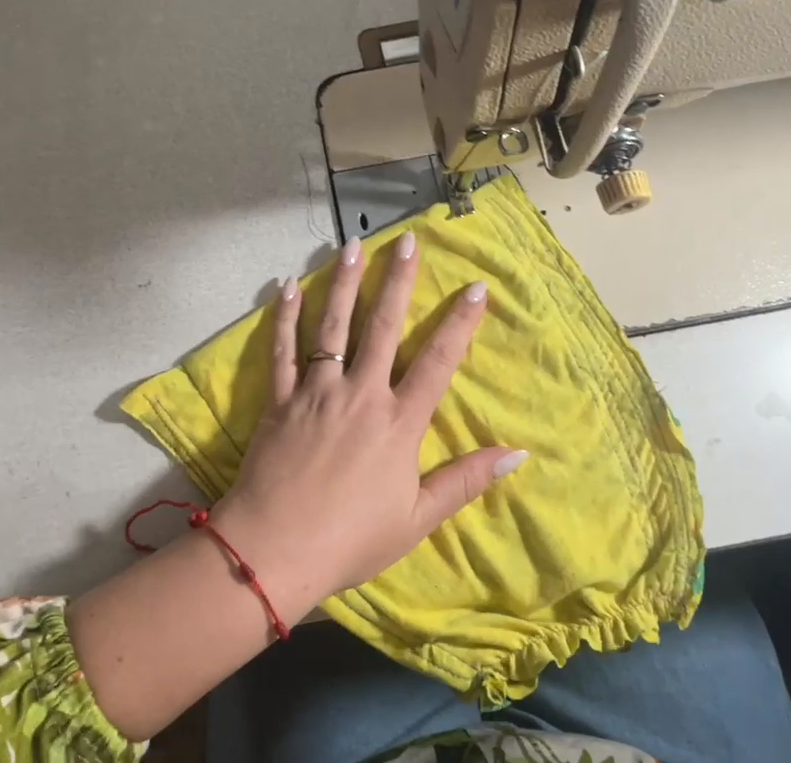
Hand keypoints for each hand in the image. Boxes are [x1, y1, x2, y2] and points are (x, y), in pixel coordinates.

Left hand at [209, 232, 525, 619]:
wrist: (273, 549)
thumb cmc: (350, 540)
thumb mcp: (417, 519)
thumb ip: (464, 481)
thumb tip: (516, 452)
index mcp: (398, 423)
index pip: (437, 362)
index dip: (460, 322)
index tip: (477, 286)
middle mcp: (360, 394)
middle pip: (382, 327)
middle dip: (399, 280)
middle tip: (408, 241)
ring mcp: (316, 392)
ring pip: (332, 325)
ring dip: (344, 282)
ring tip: (352, 245)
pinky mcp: (280, 400)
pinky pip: (282, 349)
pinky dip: (284, 316)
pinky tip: (288, 285)